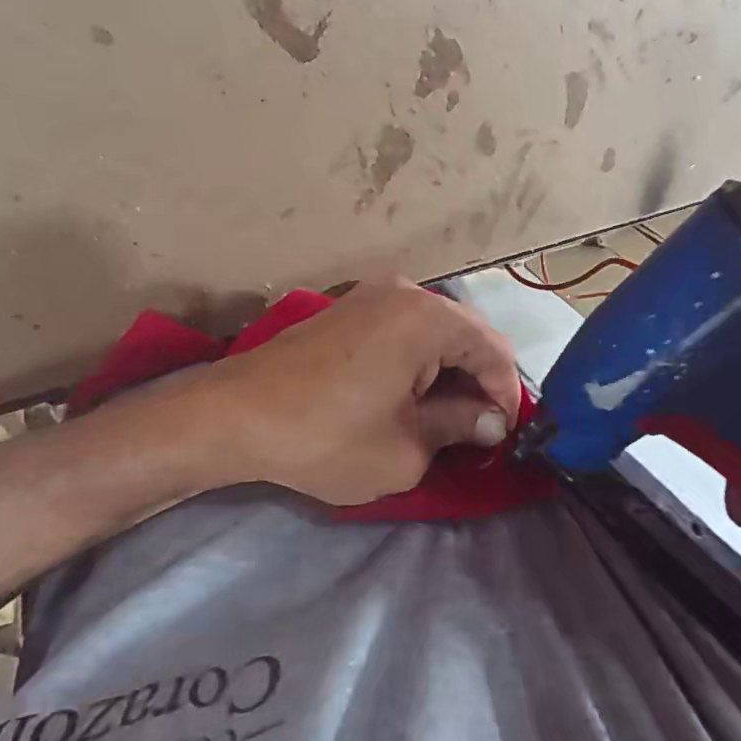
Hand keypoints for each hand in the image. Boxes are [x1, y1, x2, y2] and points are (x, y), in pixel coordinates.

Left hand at [181, 277, 520, 505]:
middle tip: (477, 432)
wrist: (234, 416)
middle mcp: (405, 292)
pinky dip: (418, 363)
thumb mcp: (406, 449)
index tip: (502, 438)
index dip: (507, 398)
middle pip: (467, 336)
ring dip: (448, 374)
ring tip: (445, 421)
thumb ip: (459, 427)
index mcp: (428, 317)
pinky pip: (403, 331)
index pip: (495, 352)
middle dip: (478, 384)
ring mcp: (372, 295)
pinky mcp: (348, 308)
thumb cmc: (326, 436)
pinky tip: (410, 397)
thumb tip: (489, 420)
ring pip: (435, 333)